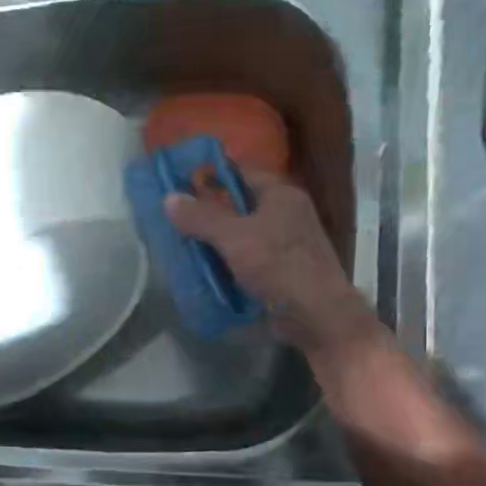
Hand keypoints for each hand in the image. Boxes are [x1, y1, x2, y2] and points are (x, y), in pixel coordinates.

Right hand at [165, 170, 373, 356]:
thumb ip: (201, 217)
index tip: (181, 182)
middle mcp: (287, 213)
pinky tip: (206, 269)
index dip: (212, 174)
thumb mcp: (233, 237)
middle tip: (176, 216)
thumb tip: (169, 197)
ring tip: (184, 243)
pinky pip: (248, 258)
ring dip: (217, 240)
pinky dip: (229, 261)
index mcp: (281, 195)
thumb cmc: (278, 265)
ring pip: (243, 233)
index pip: (241, 172)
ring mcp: (286, 243)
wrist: (316, 314)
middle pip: (241, 204)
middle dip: (209, 211)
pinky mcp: (282, 270)